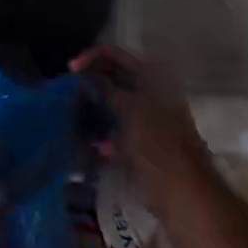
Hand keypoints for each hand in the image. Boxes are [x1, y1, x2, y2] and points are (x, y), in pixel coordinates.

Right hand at [71, 45, 212, 185]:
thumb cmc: (158, 145)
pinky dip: (100, 132)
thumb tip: (90, 78)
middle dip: (90, 82)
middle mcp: (151, 92)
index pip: (117, 55)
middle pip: (114, 78)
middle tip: (66, 90)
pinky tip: (85, 139)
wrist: (182, 192)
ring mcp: (146, 118)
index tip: (70, 69)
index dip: (92, 58)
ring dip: (93, 107)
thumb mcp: (132, 111)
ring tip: (70, 112)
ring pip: (112, 104)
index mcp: (154, 77)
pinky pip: (114, 130)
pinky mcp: (140, 142)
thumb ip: (109, 89)